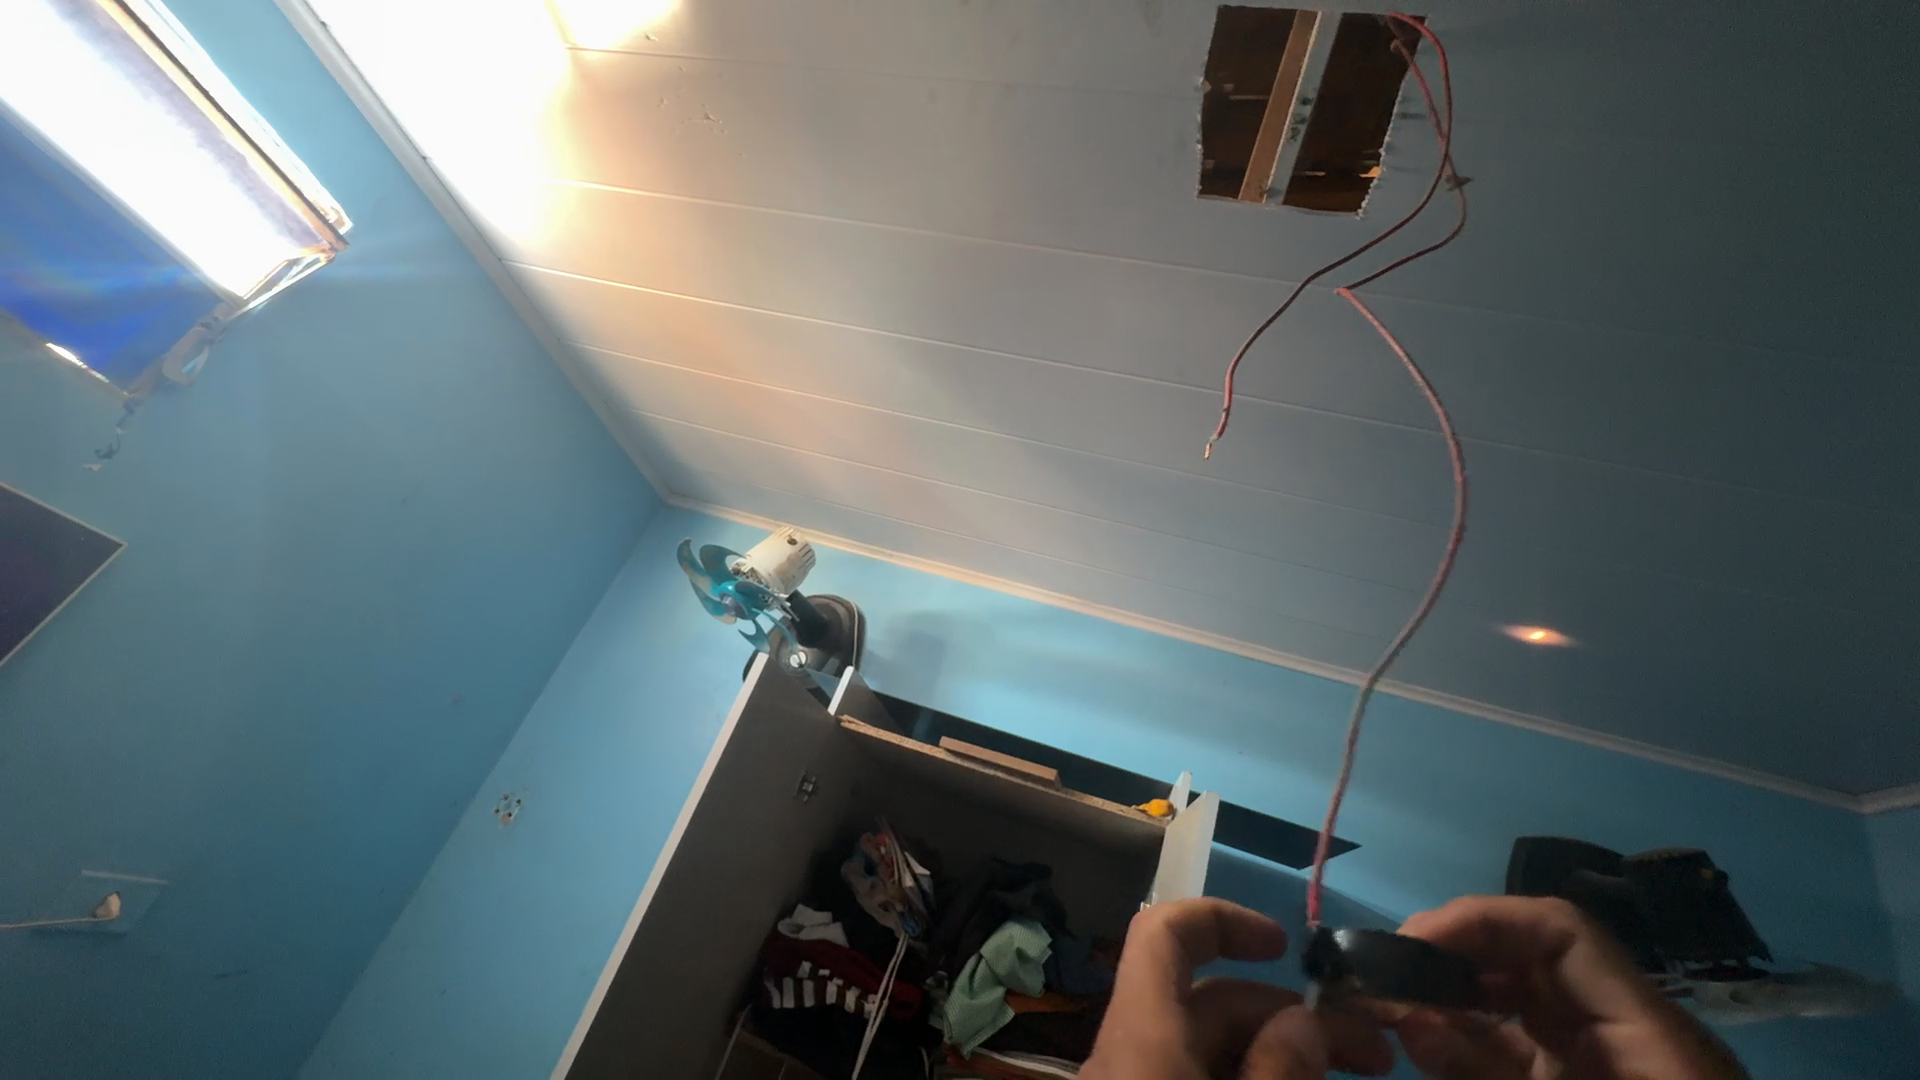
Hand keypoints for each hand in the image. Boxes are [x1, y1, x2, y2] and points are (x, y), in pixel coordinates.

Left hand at [1082, 898, 1393, 1078]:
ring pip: (1210, 1048)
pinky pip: (1198, 1077)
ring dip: (1282, 1052)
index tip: (1284, 944)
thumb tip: (1305, 1021)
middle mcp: (1130, 1051)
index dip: (1221, 918)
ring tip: (1358, 1070)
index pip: (1163, 931)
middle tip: (1373, 1052)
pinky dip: (1252, 1077)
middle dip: (1290, 1013)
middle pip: (1205, 1000)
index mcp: (1141, 1032)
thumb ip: (1280, 1069)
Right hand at [1392, 896, 1749, 1079]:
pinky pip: (1516, 1037)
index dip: (1482, 920)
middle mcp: (1626, 1031)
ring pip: (1514, 995)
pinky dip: (1468, 1036)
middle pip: (1527, 956)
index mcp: (1650, 1034)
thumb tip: (1410, 1021)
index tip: (1414, 943)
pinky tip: (1429, 1044)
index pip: (1561, 932)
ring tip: (1395, 1013)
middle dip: (1452, 957)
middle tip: (1387, 978)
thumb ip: (1486, 1074)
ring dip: (1449, 996)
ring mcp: (1604, 1058)